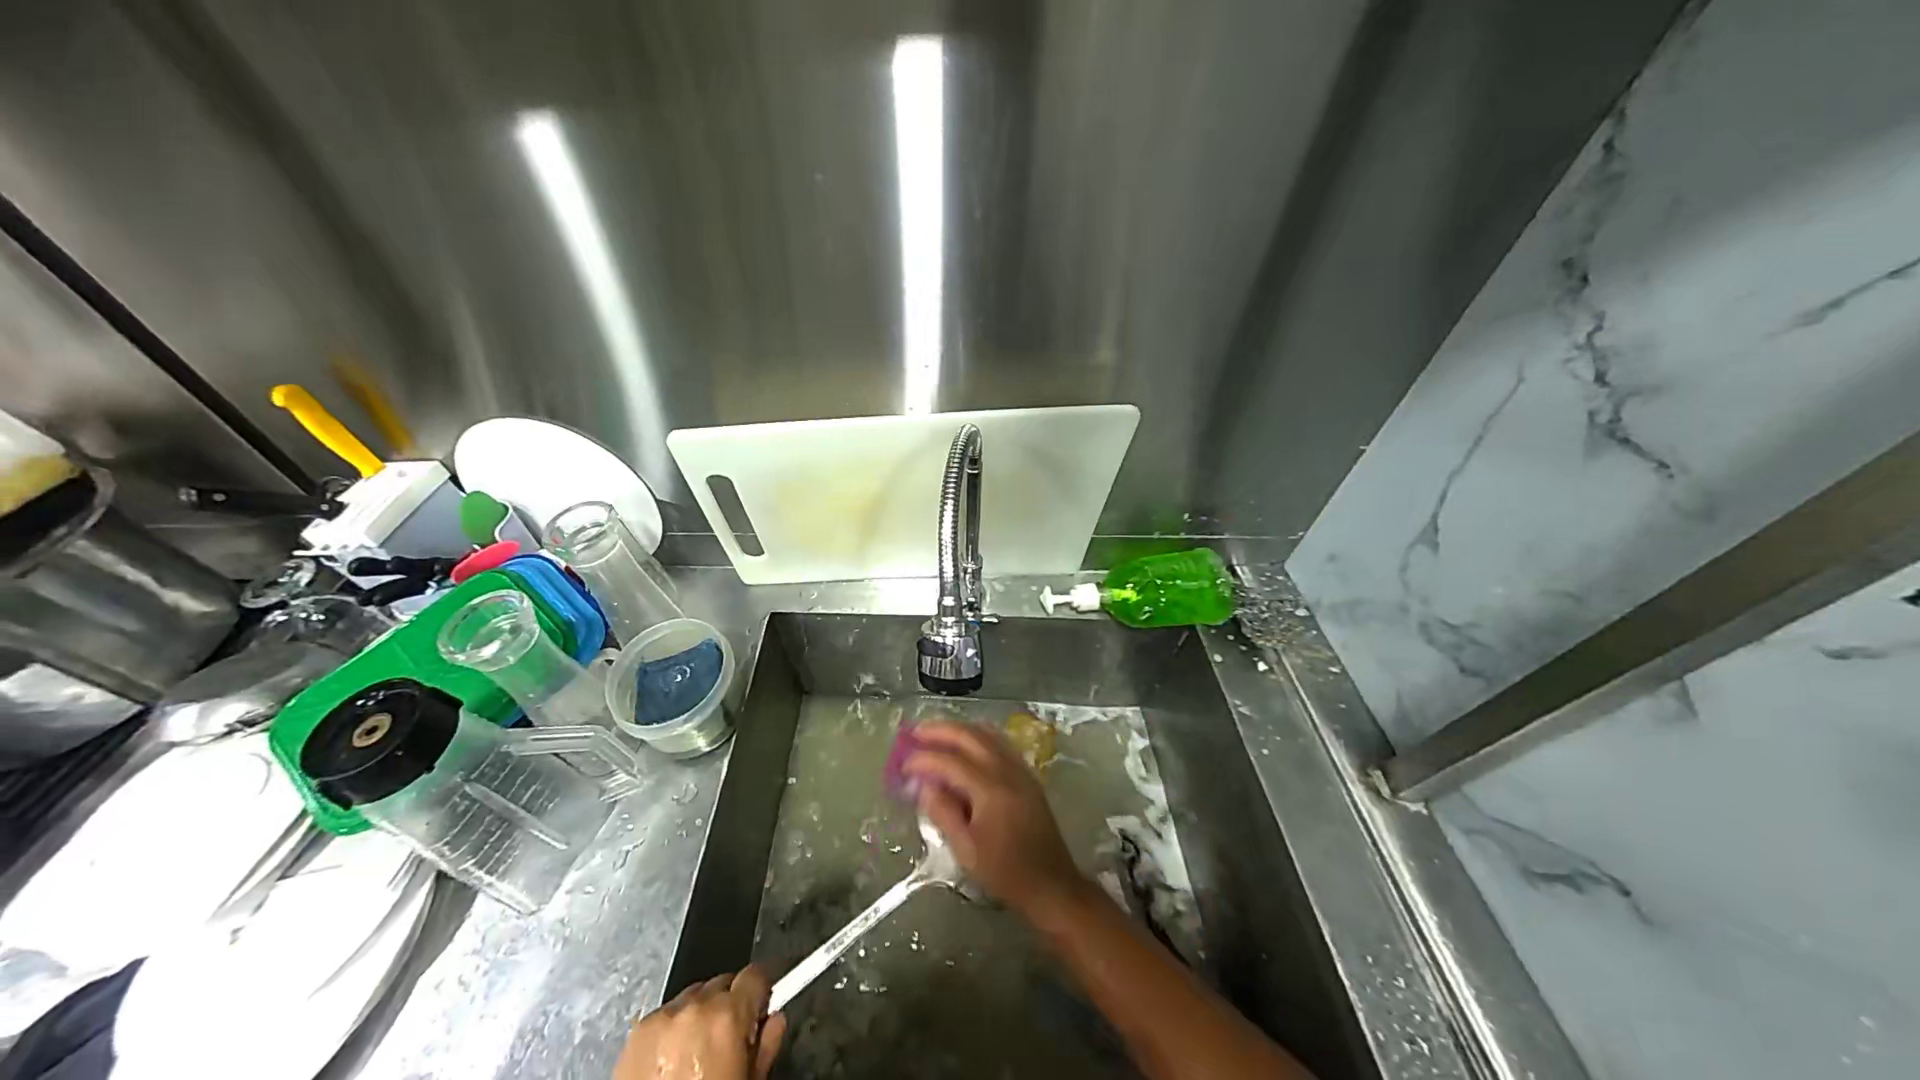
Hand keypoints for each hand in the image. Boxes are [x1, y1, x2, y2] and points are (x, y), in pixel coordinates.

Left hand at [612, 965, 786, 1079]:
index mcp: (728, 1018)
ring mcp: (663, 1016)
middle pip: (723, 984)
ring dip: (701, 1013)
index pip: (756, 975)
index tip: (760, 1005)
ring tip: (696, 1051)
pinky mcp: (638, 1031)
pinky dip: (674, 1028)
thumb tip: (774, 1021)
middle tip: (727, 1039)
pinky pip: (667, 1014)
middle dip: (729, 1005)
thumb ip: (767, 1046)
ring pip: (694, 996)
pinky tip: (673, 1060)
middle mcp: (696, 1007)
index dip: (761, 991)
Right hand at [901, 721, 1087, 916]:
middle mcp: (1008, 771)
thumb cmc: (1006, 872)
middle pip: (971, 736)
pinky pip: (1000, 744)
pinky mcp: (1028, 777)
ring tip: (935, 732)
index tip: (902, 765)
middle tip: (915, 732)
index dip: (924, 759)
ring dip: (959, 729)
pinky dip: (978, 736)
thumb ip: (944, 813)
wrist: (1052, 884)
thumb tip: (925, 786)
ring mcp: (1021, 770)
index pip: (951, 762)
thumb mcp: (967, 850)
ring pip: (988, 735)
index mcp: (991, 789)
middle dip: (940, 730)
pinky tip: (966, 743)